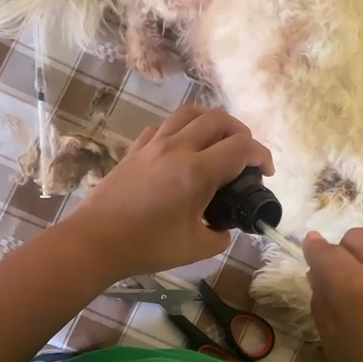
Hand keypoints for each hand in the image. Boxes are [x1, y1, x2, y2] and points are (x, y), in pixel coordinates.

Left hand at [62, 106, 273, 280]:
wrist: (97, 241)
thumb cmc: (148, 246)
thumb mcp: (195, 248)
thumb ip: (219, 235)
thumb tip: (224, 229)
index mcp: (197, 172)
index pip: (241, 148)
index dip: (261, 156)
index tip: (266, 173)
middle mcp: (178, 148)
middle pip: (219, 120)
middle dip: (241, 133)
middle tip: (245, 156)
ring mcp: (153, 145)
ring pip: (190, 113)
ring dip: (211, 122)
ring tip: (218, 141)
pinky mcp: (135, 150)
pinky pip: (165, 126)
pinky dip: (182, 130)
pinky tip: (182, 148)